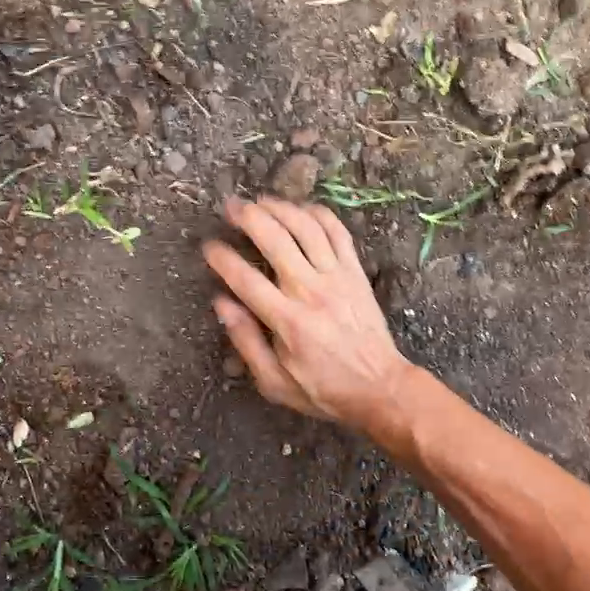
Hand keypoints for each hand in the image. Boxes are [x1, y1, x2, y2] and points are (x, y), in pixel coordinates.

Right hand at [201, 196, 417, 434]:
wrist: (381, 387)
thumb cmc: (323, 389)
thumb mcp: (275, 382)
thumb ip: (246, 341)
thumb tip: (222, 304)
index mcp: (288, 321)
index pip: (246, 280)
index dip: (223, 259)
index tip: (208, 246)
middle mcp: (311, 291)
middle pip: (275, 239)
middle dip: (248, 217)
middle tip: (229, 207)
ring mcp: (337, 277)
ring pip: (306, 227)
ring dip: (280, 208)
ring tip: (259, 201)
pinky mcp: (355, 271)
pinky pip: (337, 232)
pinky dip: (318, 214)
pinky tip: (300, 208)